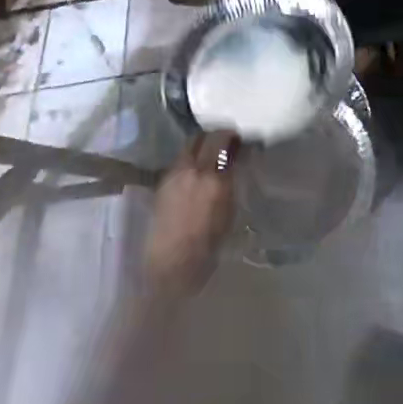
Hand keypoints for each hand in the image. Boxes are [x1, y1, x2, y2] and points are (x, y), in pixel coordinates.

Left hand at [143, 133, 240, 297]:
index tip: (240, 141)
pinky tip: (196, 172)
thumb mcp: (228, 213)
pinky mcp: (162, 183)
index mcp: (214, 179)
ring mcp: (174, 175)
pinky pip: (179, 161)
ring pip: (189, 146)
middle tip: (226, 143)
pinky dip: (190, 159)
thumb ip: (231, 182)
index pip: (223, 141)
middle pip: (203, 137)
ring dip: (202, 145)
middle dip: (216, 136)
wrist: (170, 267)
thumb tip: (234, 162)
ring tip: (211, 156)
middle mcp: (192, 170)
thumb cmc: (207, 248)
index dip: (233, 136)